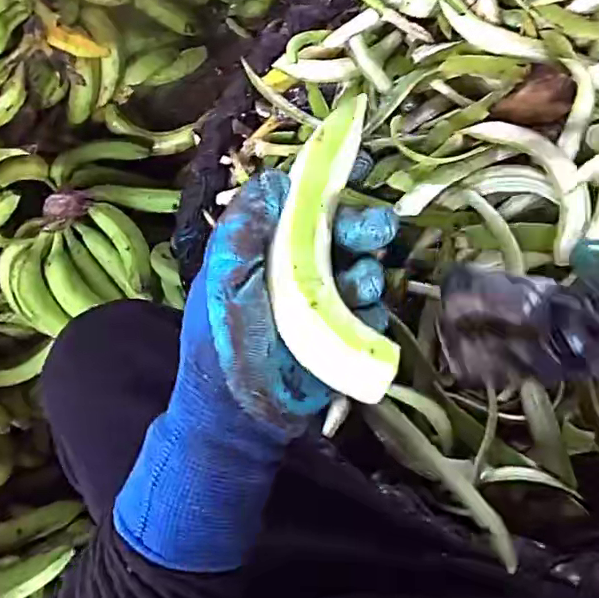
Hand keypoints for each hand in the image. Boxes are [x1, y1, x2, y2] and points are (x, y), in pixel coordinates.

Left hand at [114, 171, 395, 570]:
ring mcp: (325, 299)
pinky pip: (371, 311)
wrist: (237, 417)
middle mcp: (298, 266)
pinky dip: (370, 311)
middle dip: (363, 226)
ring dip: (367, 272)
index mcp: (265, 246)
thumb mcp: (224, 279)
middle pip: (342, 232)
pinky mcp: (345, 332)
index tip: (346, 184)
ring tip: (360, 286)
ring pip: (364, 268)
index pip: (301, 205)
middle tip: (376, 231)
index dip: (324, 193)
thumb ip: (245, 229)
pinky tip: (358, 321)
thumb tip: (275, 180)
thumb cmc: (221, 342)